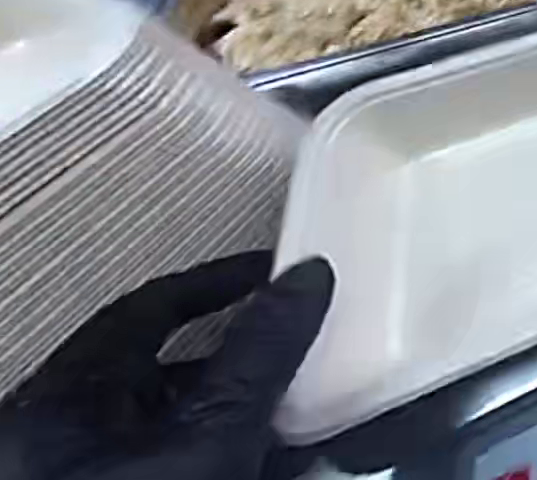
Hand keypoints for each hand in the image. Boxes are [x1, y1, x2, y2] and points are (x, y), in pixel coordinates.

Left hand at [0, 252, 333, 479]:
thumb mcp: (210, 437)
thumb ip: (262, 351)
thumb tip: (306, 276)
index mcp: (51, 410)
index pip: (147, 309)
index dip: (219, 280)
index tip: (275, 269)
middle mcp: (38, 443)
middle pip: (159, 368)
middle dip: (239, 355)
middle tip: (299, 345)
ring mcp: (64, 477)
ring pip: (164, 418)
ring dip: (234, 405)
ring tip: (292, 413)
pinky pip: (161, 455)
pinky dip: (215, 444)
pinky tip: (264, 456)